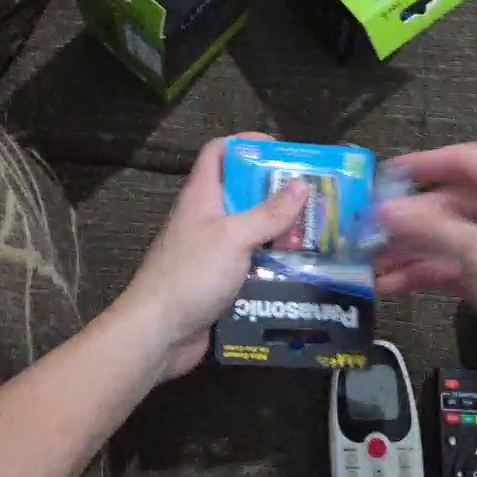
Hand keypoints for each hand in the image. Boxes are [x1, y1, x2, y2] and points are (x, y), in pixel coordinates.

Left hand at [112, 133, 309, 382]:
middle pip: (243, 192)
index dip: (247, 143)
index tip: (282, 150)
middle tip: (315, 196)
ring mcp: (212, 251)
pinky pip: (252, 263)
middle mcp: (206, 218)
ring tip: (319, 232)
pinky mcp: (219, 281)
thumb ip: (268, 213)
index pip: (219, 152)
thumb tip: (301, 184)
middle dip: (277, 191)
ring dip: (280, 230)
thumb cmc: (190, 275)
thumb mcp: (233, 238)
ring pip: (251, 230)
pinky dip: (274, 264)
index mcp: (202, 196)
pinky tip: (303, 270)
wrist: (157, 333)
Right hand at [375, 144, 476, 373]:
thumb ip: (429, 228)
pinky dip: (424, 274)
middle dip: (409, 219)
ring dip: (410, 250)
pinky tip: (390, 285)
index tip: (383, 176)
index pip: (467, 161)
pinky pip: (452, 267)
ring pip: (447, 238)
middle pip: (451, 203)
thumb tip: (382, 210)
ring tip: (370, 265)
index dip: (424, 165)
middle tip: (366, 231)